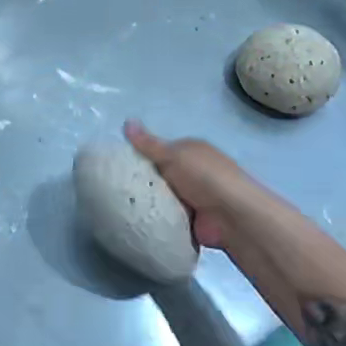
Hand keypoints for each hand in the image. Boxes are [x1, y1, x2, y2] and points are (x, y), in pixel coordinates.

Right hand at [125, 120, 264, 248]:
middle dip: (141, 184)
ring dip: (148, 205)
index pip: (159, 151)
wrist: (231, 215)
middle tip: (114, 191)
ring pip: (162, 199)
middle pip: (159, 177)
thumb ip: (149, 144)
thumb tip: (127, 121)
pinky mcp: (190, 221)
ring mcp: (192, 199)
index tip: (116, 167)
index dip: (139, 157)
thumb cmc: (204, 177)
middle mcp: (192, 173)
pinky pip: (167, 220)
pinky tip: (135, 224)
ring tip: (119, 209)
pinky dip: (156, 222)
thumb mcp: (173, 155)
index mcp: (190, 152)